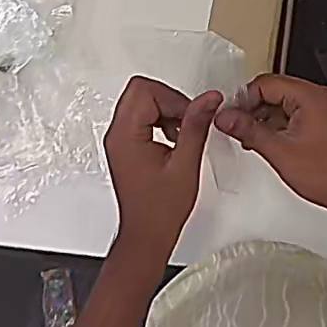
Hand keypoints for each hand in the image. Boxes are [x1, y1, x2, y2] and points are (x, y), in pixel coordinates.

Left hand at [104, 76, 221, 249]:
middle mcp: (117, 135)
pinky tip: (175, 141)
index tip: (191, 116)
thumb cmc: (160, 209)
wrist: (147, 235)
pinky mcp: (127, 146)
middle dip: (170, 101)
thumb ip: (196, 125)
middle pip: (141, 91)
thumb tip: (208, 99)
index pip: (145, 91)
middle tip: (187, 122)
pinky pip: (143, 118)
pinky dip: (162, 121)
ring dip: (167, 112)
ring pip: (142, 102)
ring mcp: (120, 140)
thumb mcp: (185, 163)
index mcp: (126, 136)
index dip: (174, 99)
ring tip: (181, 135)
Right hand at [215, 74, 326, 220]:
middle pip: (274, 91)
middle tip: (237, 127)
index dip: (244, 99)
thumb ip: (249, 130)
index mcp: (311, 96)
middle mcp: (319, 98)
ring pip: (283, 104)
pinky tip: (269, 143)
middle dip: (253, 109)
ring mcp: (323, 110)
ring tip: (251, 139)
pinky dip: (279, 126)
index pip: (266, 83)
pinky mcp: (324, 123)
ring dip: (265, 119)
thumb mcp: (280, 151)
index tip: (231, 116)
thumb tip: (227, 117)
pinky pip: (295, 115)